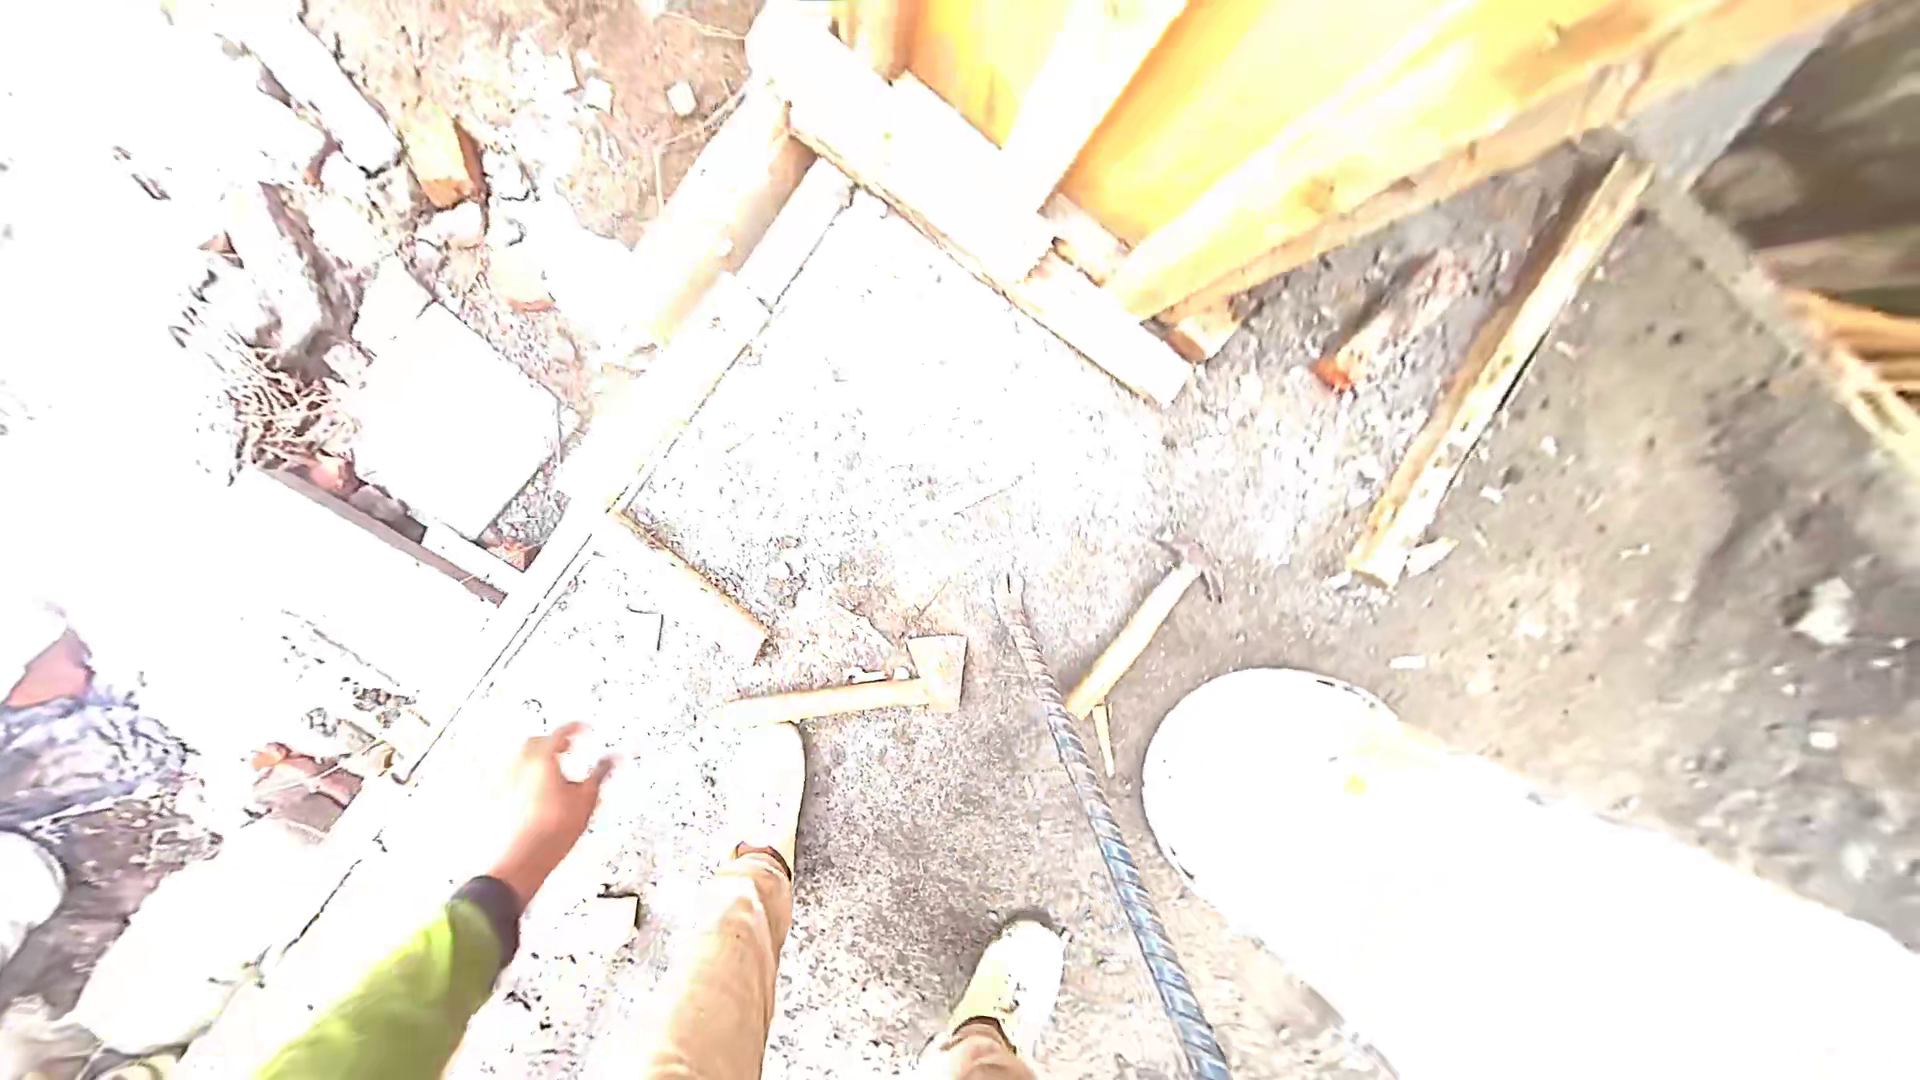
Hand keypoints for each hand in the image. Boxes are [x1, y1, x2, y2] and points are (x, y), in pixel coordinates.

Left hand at [487, 723, 613, 906]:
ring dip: (537, 757)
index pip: (559, 733)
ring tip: (554, 766)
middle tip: (569, 745)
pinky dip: (525, 775)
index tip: (585, 728)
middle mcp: (519, 769)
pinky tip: (535, 788)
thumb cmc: (555, 828)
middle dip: (552, 740)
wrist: (523, 860)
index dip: (575, 728)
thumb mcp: (588, 796)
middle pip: (533, 743)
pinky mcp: (497, 803)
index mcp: (542, 761)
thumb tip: (613, 757)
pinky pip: (510, 779)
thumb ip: (601, 772)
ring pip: (519, 760)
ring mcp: (505, 786)